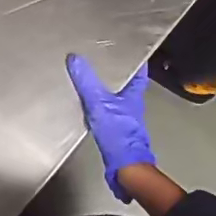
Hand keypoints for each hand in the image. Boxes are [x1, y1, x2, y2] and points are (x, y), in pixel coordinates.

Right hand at [66, 55, 155, 201]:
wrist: (124, 165)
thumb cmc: (118, 132)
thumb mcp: (99, 103)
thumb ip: (87, 81)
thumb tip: (75, 57)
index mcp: (134, 95)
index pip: (139, 73)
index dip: (137, 61)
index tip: (130, 51)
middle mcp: (132, 105)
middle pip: (126, 84)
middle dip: (116, 74)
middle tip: (103, 61)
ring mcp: (125, 119)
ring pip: (116, 98)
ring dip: (106, 89)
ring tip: (90, 78)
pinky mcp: (116, 130)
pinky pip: (107, 111)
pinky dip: (99, 105)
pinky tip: (87, 104)